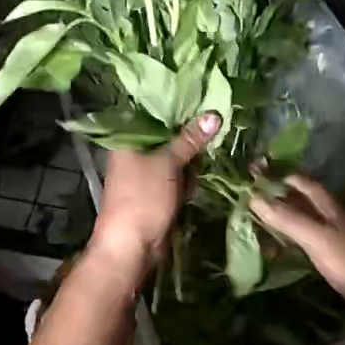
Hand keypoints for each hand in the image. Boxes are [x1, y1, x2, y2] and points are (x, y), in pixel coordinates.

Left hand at [90, 112, 221, 273]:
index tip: (203, 99)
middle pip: (166, 136)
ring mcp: (145, 173)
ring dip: (192, 159)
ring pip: (174, 157)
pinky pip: (176, 177)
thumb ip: (189, 140)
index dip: (177, 109)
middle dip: (189, 135)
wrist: (132, 245)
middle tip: (218, 123)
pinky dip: (188, 178)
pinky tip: (204, 174)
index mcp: (127, 140)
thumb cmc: (143, 197)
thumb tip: (214, 114)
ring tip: (215, 146)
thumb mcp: (167, 164)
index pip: (151, 113)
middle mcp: (133, 152)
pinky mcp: (156, 191)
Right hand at [250, 173, 344, 312]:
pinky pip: (299, 241)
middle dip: (271, 196)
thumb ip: (285, 217)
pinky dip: (282, 241)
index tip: (250, 173)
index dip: (275, 173)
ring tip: (248, 224)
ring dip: (274, 219)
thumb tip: (251, 196)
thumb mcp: (316, 236)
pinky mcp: (329, 258)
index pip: (298, 180)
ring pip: (296, 220)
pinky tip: (269, 249)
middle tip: (242, 199)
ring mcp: (329, 237)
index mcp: (326, 204)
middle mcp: (327, 216)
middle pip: (295, 199)